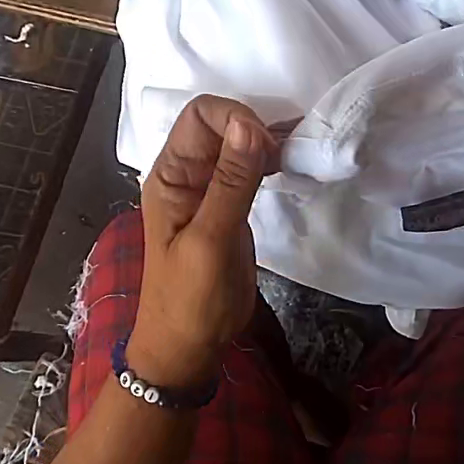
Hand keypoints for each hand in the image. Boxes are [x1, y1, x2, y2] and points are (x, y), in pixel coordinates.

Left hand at [130, 96, 278, 388]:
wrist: (188, 346)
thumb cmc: (190, 300)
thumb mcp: (210, 241)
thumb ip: (231, 183)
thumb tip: (248, 124)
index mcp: (170, 175)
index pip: (199, 116)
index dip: (234, 118)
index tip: (266, 146)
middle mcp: (185, 174)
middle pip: (218, 124)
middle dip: (253, 127)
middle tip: (286, 154)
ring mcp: (207, 189)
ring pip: (235, 144)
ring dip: (264, 143)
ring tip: (293, 158)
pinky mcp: (227, 205)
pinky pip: (246, 168)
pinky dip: (267, 162)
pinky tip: (286, 169)